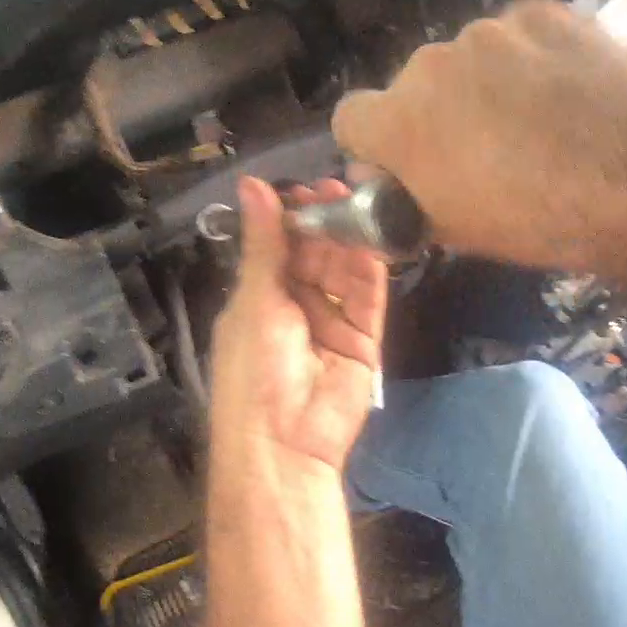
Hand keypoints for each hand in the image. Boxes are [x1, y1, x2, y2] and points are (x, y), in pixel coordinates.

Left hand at [209, 177, 388, 472]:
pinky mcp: (363, 342)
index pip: (280, 250)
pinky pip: (368, 300)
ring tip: (358, 203)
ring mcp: (331, 326)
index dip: (293, 219)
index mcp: (259, 302)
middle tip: (337, 188)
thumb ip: (265, 245)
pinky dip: (371, 270)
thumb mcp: (254, 301)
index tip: (306, 187)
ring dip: (349, 241)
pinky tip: (374, 238)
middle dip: (325, 224)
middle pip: (315, 258)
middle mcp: (295, 310)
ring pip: (344, 274)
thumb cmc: (254, 369)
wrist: (283, 442)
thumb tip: (252, 185)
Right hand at [333, 0, 626, 271]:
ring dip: (481, 88)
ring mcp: (491, 31)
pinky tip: (565, 95)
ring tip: (534, 125)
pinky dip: (527, 65)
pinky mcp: (543, 12)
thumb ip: (412, 200)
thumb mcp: (458, 233)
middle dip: (433, 117)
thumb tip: (395, 187)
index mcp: (400, 122)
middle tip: (478, 156)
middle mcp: (433, 63)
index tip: (402, 170)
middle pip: (413, 88)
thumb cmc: (539, 221)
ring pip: (466, 62)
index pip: (350, 119)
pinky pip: (515, 40)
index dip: (372, 148)